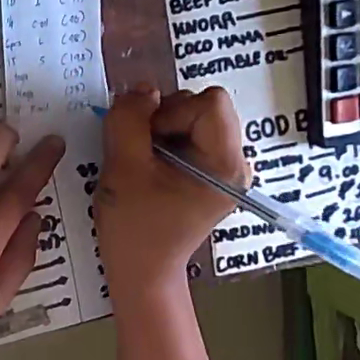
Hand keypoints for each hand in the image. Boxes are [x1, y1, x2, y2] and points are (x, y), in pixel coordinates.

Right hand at [96, 84, 246, 304]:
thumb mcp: (123, 167)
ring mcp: (224, 166)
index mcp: (226, 164)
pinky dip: (164, 139)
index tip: (148, 140)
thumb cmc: (135, 227)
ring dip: (161, 128)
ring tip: (144, 161)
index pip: (210, 102)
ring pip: (192, 115)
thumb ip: (129, 120)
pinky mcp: (210, 170)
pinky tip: (150, 165)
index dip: (172, 111)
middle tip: (142, 151)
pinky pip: (188, 132)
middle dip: (165, 118)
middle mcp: (236, 161)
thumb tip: (142, 89)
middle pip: (203, 104)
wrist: (141, 269)